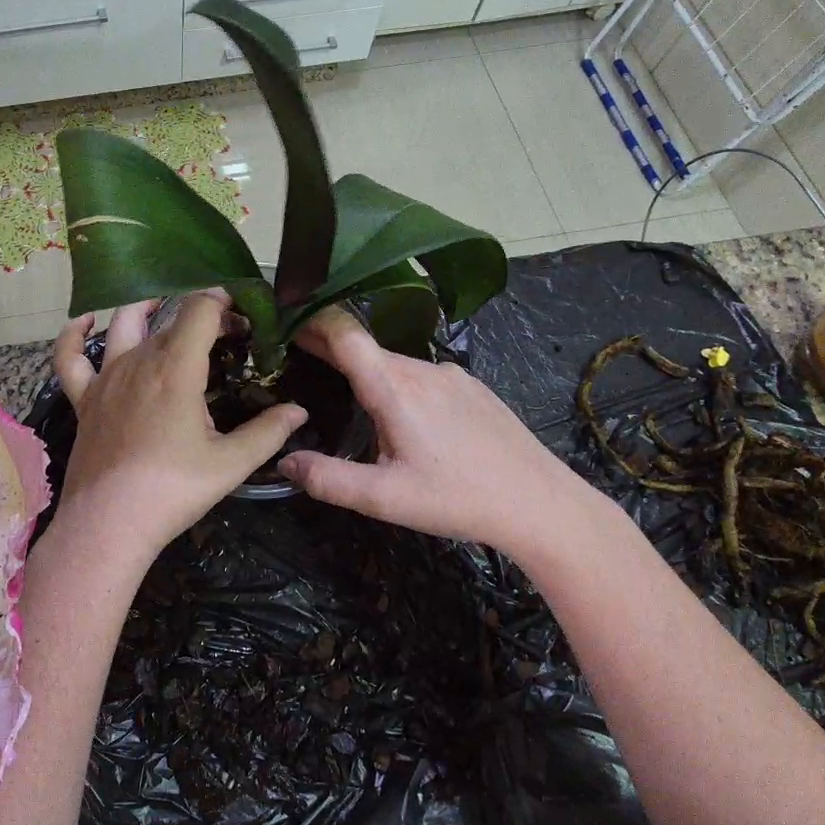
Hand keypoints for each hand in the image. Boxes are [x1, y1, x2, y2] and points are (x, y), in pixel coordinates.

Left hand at [51, 294, 305, 569]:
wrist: (109, 523)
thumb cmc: (172, 490)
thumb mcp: (231, 464)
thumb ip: (268, 432)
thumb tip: (299, 412)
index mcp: (177, 368)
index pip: (201, 310)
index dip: (225, 303)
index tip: (246, 316)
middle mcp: (138, 361)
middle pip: (171, 319)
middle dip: (203, 317)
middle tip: (228, 337)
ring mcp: (105, 377)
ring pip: (123, 325)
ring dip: (146, 309)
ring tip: (164, 307)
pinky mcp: (83, 398)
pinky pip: (69, 356)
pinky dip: (74, 334)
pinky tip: (84, 322)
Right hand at [278, 307, 602, 556]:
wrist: (542, 504)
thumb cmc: (458, 499)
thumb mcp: (384, 499)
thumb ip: (328, 479)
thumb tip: (283, 460)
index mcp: (395, 389)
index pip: (345, 333)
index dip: (313, 321)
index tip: (285, 320)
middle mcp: (422, 370)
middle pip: (366, 347)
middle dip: (330, 349)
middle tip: (298, 360)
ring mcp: (451, 375)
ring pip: (395, 363)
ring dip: (366, 372)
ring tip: (346, 398)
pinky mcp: (472, 388)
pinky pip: (422, 376)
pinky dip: (398, 384)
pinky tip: (402, 420)